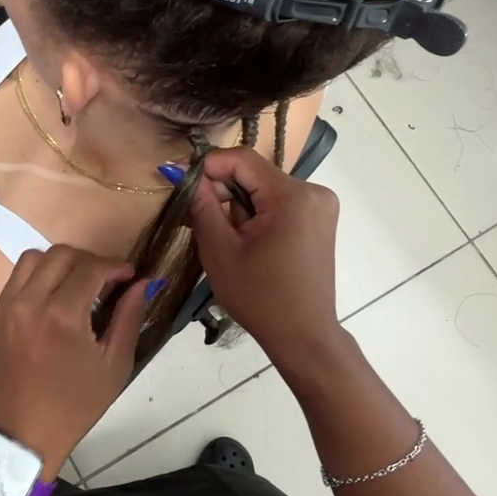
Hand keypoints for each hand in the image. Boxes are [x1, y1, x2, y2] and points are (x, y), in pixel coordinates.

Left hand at [0, 246, 152, 478]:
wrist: (24, 434)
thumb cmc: (76, 406)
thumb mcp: (114, 365)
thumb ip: (128, 317)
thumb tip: (143, 283)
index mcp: (62, 316)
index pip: (91, 268)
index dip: (116, 266)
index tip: (130, 275)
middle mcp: (29, 303)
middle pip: (60, 254)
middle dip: (89, 260)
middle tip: (106, 281)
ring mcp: (6, 308)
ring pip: (33, 259)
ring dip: (60, 264)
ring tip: (78, 285)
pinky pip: (17, 280)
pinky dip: (38, 278)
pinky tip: (54, 299)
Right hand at [183, 148, 344, 360]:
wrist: (303, 336)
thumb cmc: (259, 298)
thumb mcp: (220, 251)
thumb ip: (201, 205)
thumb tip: (179, 170)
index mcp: (292, 197)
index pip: (241, 159)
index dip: (206, 166)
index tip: (176, 180)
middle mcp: (313, 191)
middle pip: (253, 174)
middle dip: (222, 192)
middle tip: (194, 219)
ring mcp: (319, 204)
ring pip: (262, 188)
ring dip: (237, 206)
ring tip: (224, 240)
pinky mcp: (318, 217)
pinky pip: (277, 201)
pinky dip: (255, 214)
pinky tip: (244, 241)